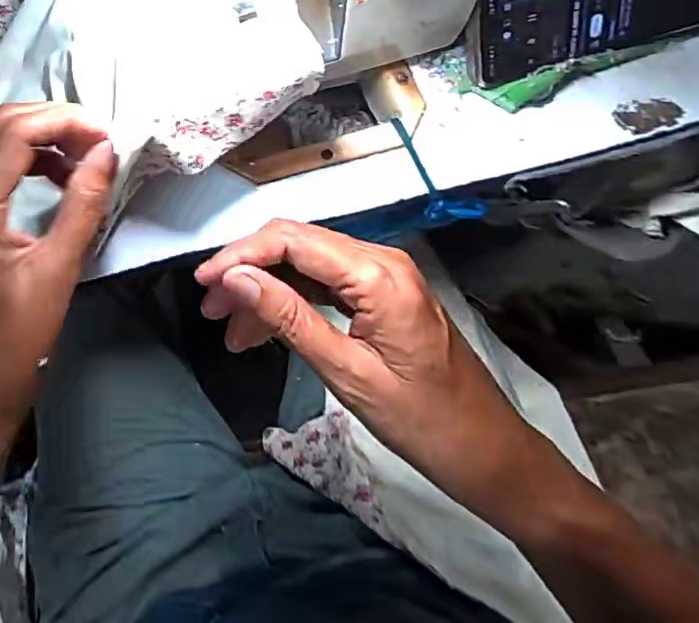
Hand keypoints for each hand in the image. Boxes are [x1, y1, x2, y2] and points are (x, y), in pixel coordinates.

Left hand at [0, 102, 116, 455]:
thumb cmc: (16, 340)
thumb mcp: (58, 270)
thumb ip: (83, 203)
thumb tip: (106, 151)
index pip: (13, 136)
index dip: (62, 122)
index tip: (104, 133)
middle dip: (49, 122)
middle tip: (95, 139)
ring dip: (36, 140)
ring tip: (81, 157)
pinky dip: (20, 162)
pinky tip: (53, 177)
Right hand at [195, 220, 558, 520]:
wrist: (493, 456)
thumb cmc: (427, 424)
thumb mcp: (348, 374)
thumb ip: (288, 317)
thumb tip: (236, 278)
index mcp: (377, 275)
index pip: (290, 241)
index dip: (240, 256)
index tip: (205, 282)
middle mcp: (379, 261)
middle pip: (294, 246)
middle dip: (246, 272)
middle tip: (211, 308)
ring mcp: (380, 276)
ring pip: (302, 266)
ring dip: (263, 291)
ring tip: (230, 328)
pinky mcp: (379, 294)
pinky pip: (321, 285)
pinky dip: (288, 303)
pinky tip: (261, 330)